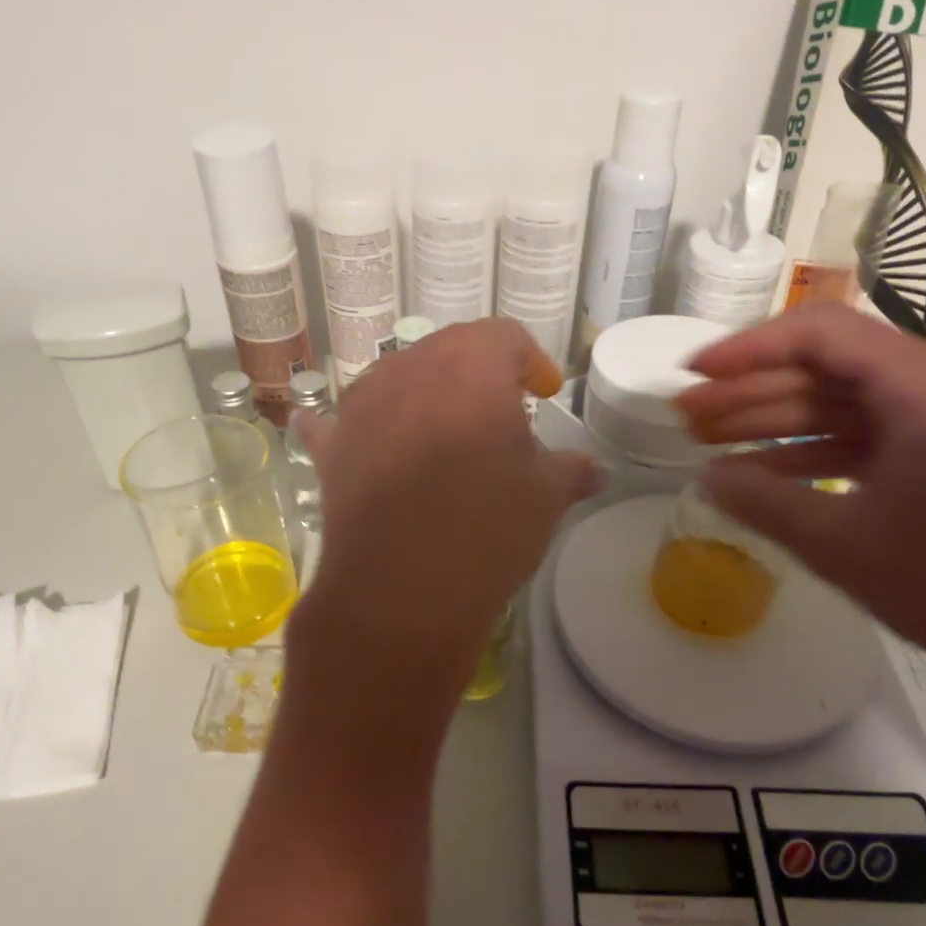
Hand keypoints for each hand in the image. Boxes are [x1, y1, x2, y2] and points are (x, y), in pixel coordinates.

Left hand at [283, 319, 600, 745]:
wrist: (401, 588)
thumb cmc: (486, 527)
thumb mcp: (545, 496)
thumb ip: (571, 470)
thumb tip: (593, 470)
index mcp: (471, 365)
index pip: (505, 337)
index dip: (531, 360)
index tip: (543, 392)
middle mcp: (409, 368)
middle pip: (448, 350)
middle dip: (477, 373)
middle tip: (499, 411)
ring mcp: (361, 405)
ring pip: (396, 378)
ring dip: (422, 394)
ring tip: (442, 431)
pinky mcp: (332, 446)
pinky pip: (342, 422)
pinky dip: (358, 427)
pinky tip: (358, 437)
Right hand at [673, 306, 925, 676]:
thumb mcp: (842, 545)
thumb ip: (764, 503)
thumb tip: (706, 477)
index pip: (821, 333)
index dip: (748, 348)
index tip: (693, 375)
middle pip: (827, 367)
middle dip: (749, 390)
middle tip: (685, 418)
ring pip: (842, 403)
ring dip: (775, 421)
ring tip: (706, 443)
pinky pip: (866, 437)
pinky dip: (812, 451)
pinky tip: (760, 474)